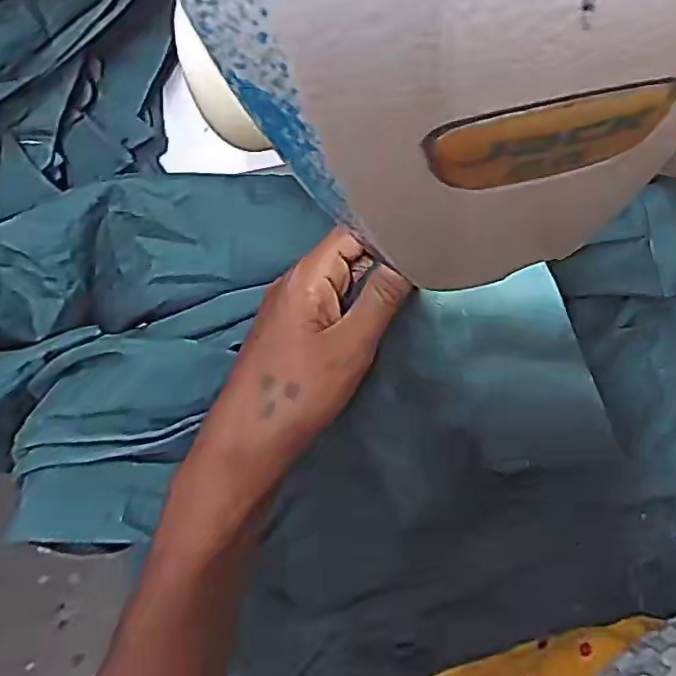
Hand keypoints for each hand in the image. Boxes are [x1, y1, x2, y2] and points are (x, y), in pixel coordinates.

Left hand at [192, 226, 414, 495]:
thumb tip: (409, 255)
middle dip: (385, 255)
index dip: (389, 230)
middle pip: (347, 251)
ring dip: (372, 280)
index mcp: (306, 275)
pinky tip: (378, 312)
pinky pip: (332, 298)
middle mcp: (295, 281)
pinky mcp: (294, 327)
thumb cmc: (300, 392)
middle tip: (427, 263)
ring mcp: (292, 304)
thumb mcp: (352, 344)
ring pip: (341, 277)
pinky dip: (357, 299)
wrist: (247, 445)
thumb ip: (382, 296)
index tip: (424, 238)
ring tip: (412, 284)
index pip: (352, 232)